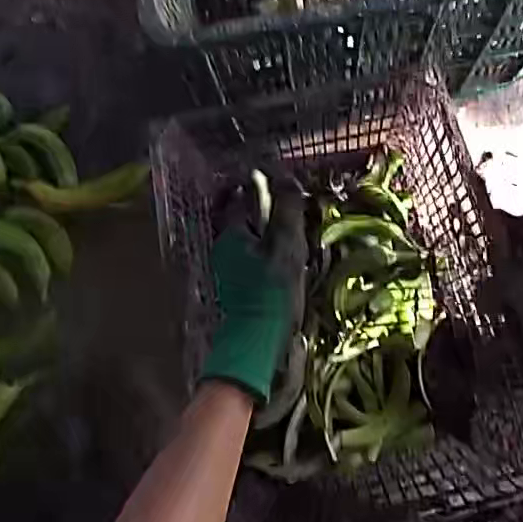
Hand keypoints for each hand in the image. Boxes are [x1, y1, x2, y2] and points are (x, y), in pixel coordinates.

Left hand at [200, 172, 307, 403]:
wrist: (258, 342)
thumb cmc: (272, 291)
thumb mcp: (286, 245)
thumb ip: (287, 210)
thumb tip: (287, 179)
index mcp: (232, 232)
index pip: (247, 194)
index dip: (267, 184)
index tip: (288, 181)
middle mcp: (225, 245)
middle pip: (248, 214)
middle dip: (269, 206)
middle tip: (295, 203)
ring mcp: (230, 266)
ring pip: (253, 234)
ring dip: (272, 228)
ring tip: (297, 227)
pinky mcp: (240, 283)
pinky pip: (256, 253)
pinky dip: (271, 248)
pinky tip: (288, 255)